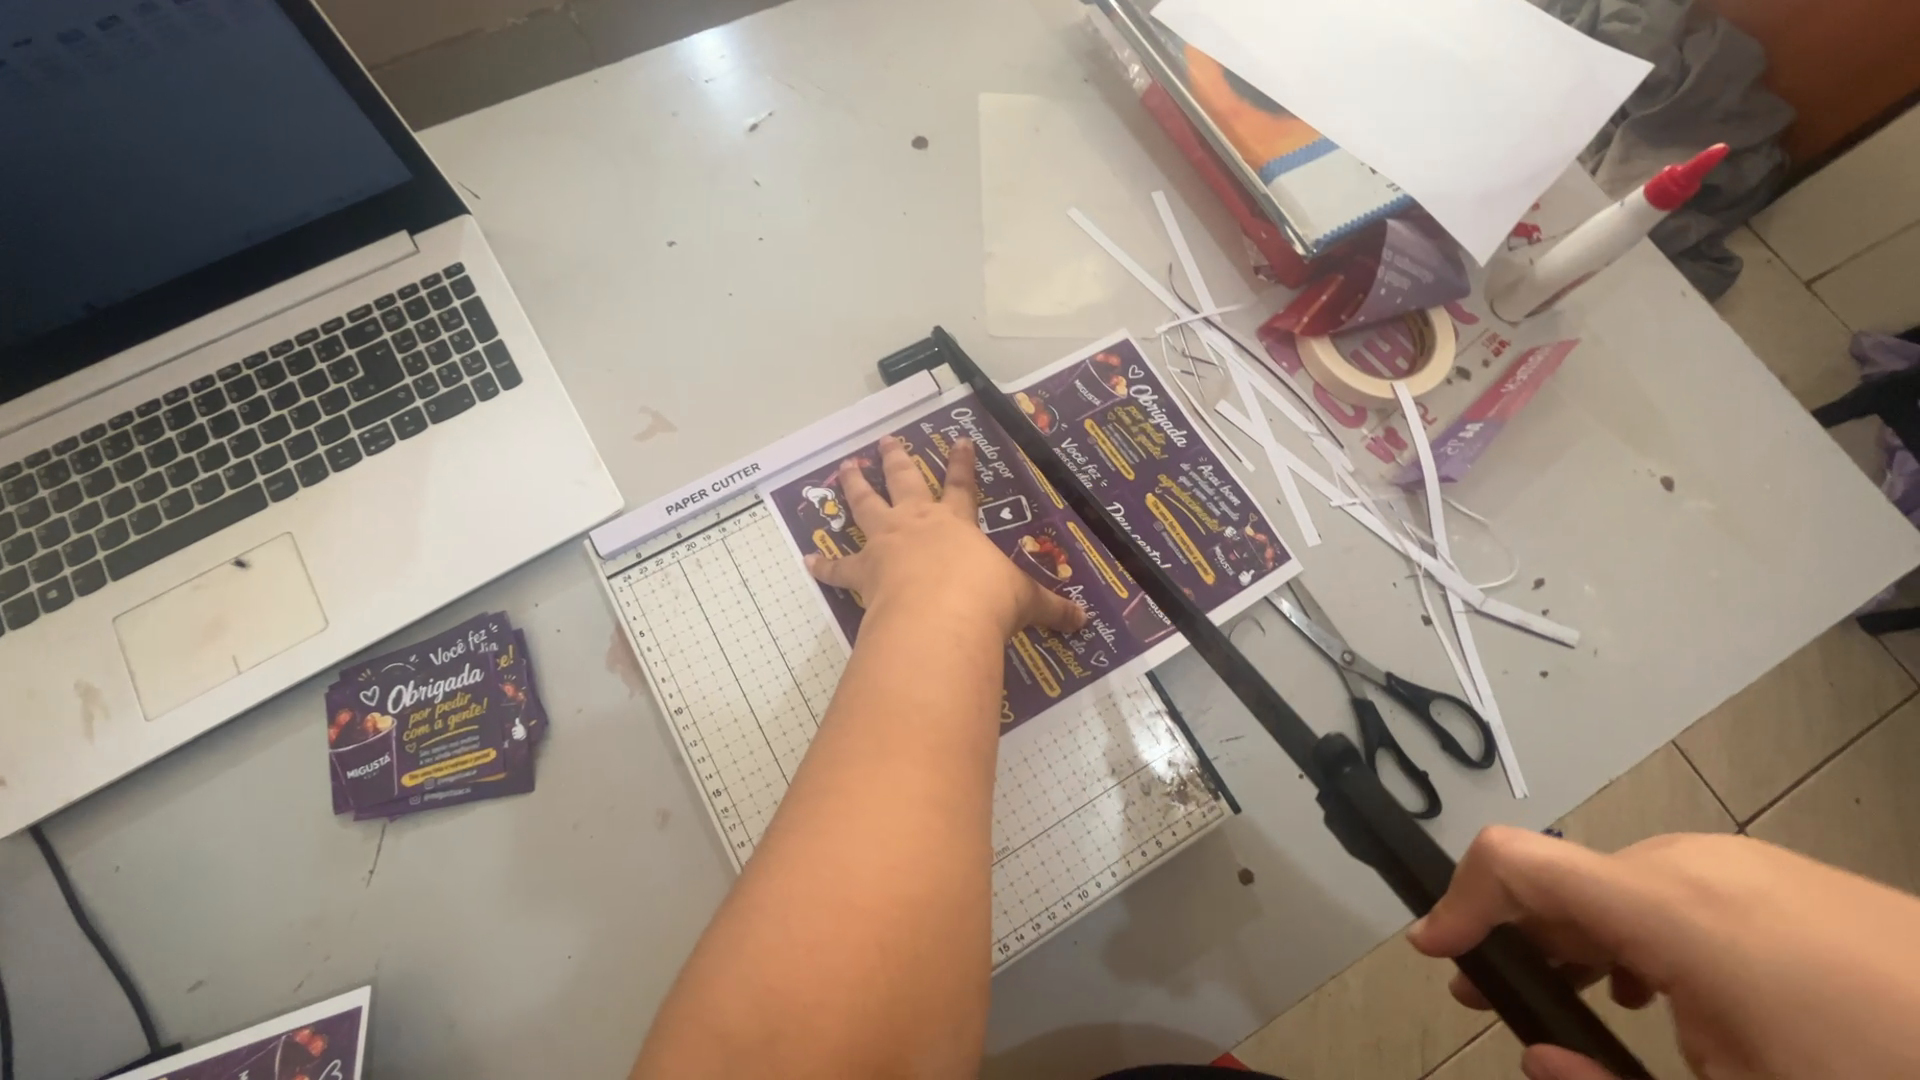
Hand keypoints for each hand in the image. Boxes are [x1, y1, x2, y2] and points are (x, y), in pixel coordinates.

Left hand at [806, 435, 1085, 639]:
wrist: (942, 616)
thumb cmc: (985, 599)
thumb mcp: (1025, 601)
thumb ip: (1051, 610)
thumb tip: (1085, 622)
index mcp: (956, 523)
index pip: (962, 485)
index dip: (962, 462)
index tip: (958, 440)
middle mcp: (918, 523)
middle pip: (903, 482)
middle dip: (896, 460)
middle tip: (883, 442)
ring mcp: (886, 543)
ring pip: (865, 506)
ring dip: (854, 487)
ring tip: (844, 470)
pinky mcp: (864, 572)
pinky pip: (839, 568)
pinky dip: (824, 566)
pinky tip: (808, 562)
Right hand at [1408, 827, 1919, 1078]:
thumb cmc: (1873, 1077)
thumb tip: (1533, 1055)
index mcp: (1672, 907)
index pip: (1514, 860)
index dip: (1456, 899)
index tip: (1435, 952)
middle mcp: (1695, 862)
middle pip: (1561, 877)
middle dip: (1515, 936)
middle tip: (1497, 1000)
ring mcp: (1749, 864)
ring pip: (1615, 884)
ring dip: (1577, 939)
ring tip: (1581, 1004)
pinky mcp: (1789, 876)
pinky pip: (1675, 889)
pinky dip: (1637, 933)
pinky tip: (1668, 996)